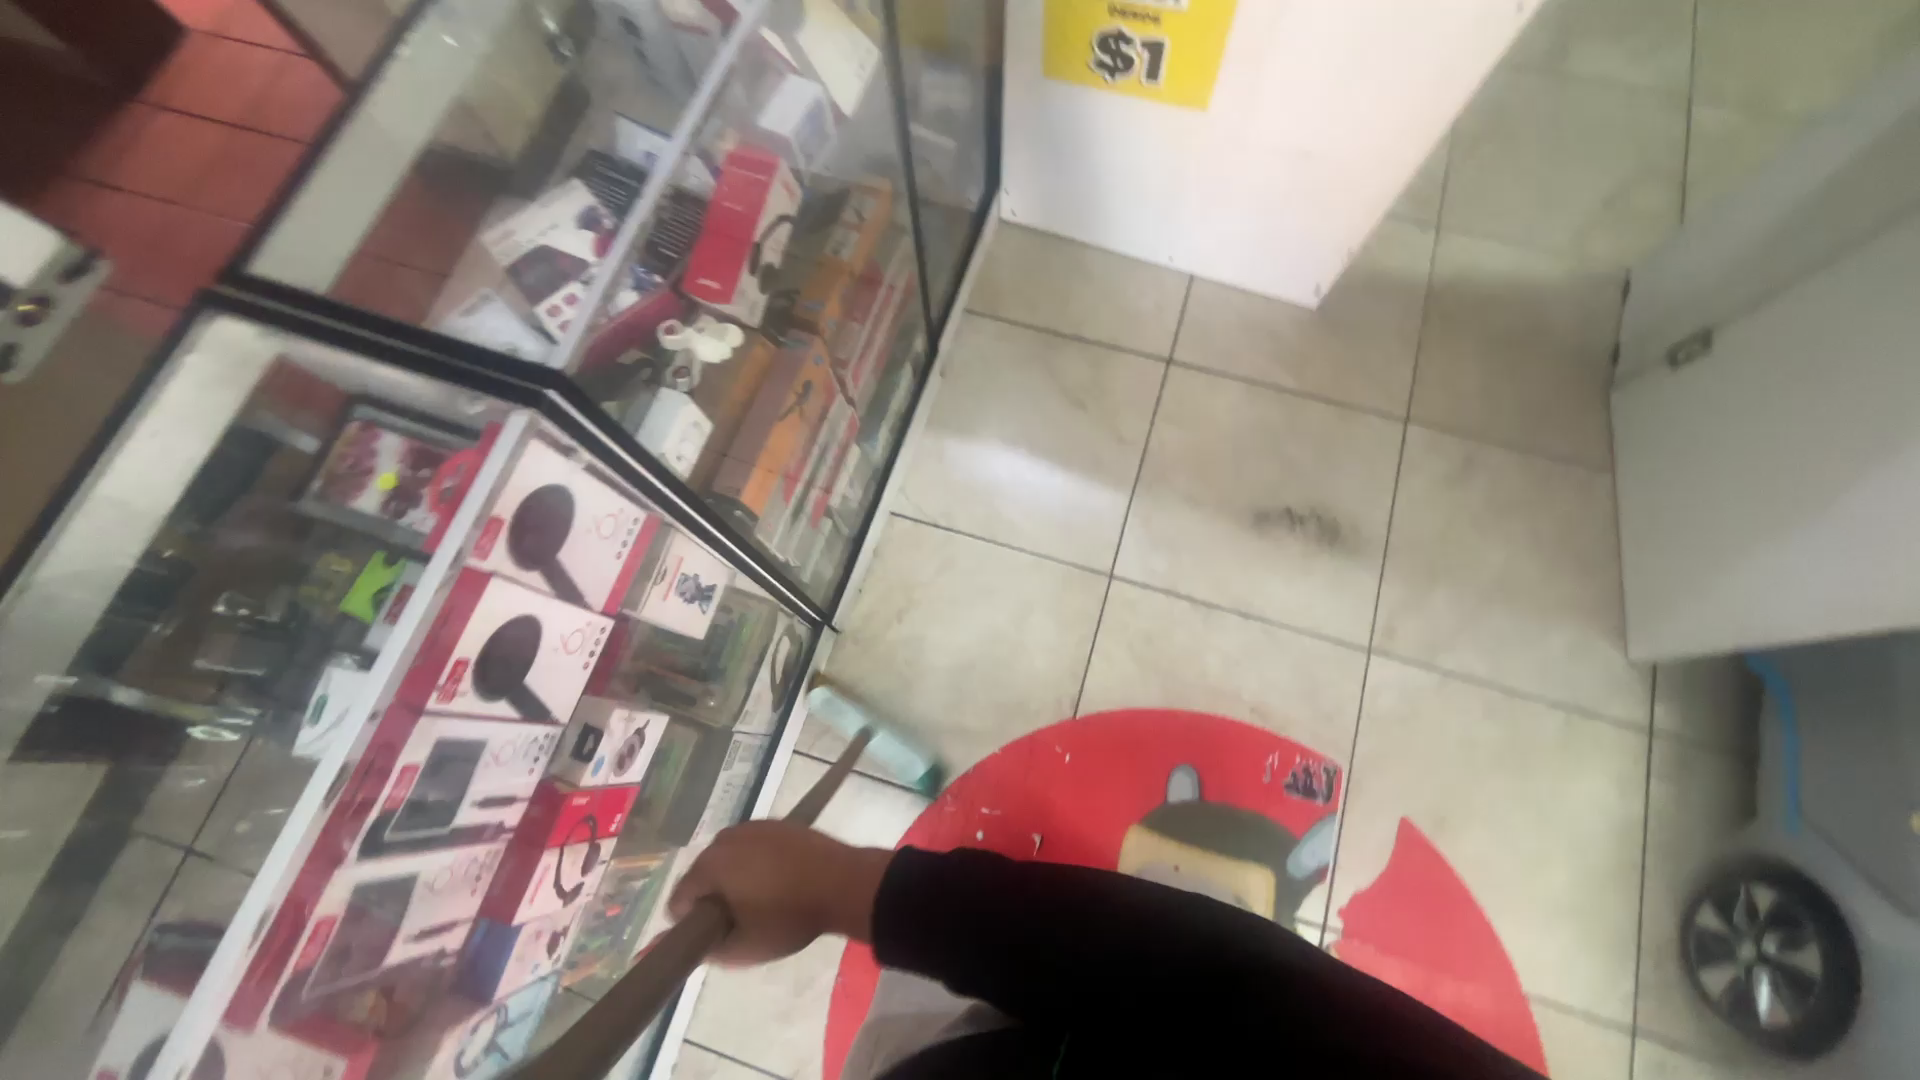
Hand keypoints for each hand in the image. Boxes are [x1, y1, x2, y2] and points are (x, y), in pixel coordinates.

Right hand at [667, 821, 893, 965]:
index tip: (720, 934)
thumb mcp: (740, 947)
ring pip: (728, 859)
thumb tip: (649, 953)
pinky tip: (779, 878)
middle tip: (743, 920)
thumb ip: (696, 949)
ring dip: (736, 878)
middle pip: (703, 875)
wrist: (842, 883)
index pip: (680, 899)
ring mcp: (753, 826)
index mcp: (710, 865)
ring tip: (764, 900)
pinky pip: (752, 847)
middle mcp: (725, 838)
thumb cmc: (787, 917)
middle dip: (715, 897)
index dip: (694, 923)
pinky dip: (756, 862)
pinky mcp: (777, 822)